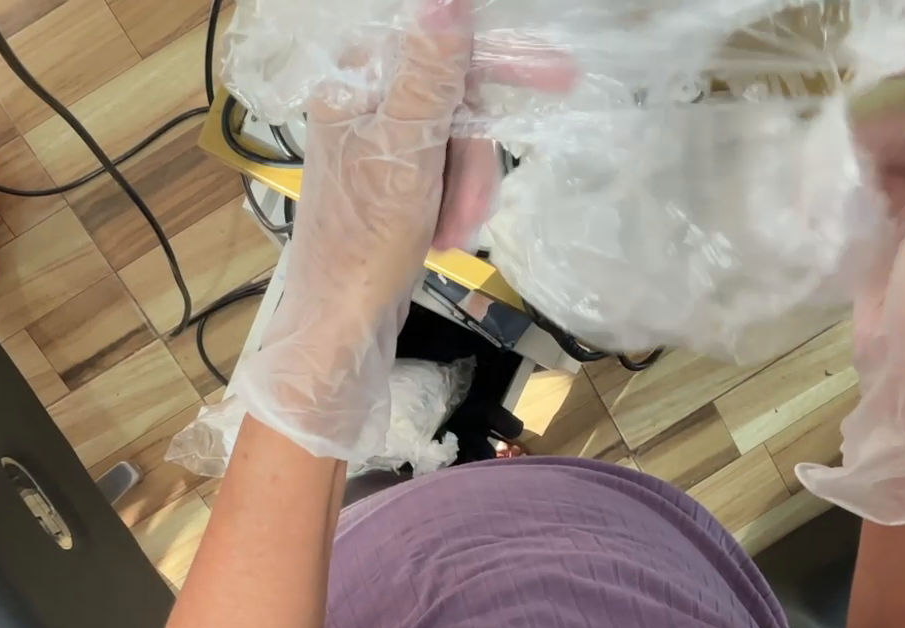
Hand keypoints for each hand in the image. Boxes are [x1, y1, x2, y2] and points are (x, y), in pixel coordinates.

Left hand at [227, 0, 472, 463]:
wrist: (346, 319)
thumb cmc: (365, 244)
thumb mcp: (405, 153)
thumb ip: (429, 75)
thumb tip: (449, 0)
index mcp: (356, 84)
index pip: (438, 47)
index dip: (497, 64)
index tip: (558, 76)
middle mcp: (365, 106)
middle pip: (454, 101)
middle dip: (473, 162)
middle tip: (474, 212)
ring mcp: (379, 146)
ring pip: (455, 142)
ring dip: (466, 191)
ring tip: (454, 233)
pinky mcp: (393, 182)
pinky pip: (444, 173)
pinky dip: (455, 203)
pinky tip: (445, 235)